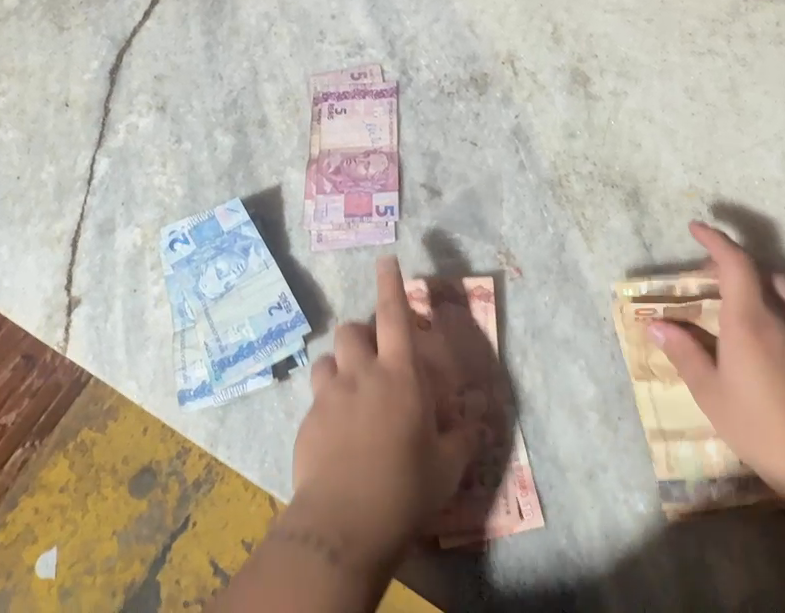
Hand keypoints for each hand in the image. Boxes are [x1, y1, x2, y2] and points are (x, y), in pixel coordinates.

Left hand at [289, 256, 475, 565]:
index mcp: (401, 377)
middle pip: (352, 330)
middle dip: (361, 333)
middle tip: (373, 356)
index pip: (394, 316)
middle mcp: (362, 376)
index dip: (390, 285)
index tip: (386, 260)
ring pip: (328, 360)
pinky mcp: (307, 422)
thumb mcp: (447, 467)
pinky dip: (328, 404)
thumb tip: (477, 423)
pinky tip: (337, 434)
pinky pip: (316, 398)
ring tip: (351, 392)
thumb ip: (462, 438)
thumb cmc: (405, 489)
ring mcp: (329, 397)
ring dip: (340, 367)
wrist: (343, 523)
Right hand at [648, 221, 784, 505]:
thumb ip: (683, 352)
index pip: (735, 262)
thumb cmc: (755, 425)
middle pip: (759, 269)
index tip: (696, 228)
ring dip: (760, 277)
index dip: (716, 240)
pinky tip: (784, 314)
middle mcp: (781, 315)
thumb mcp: (708, 391)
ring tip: (740, 291)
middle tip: (705, 273)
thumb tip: (656, 326)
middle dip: (730, 261)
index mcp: (749, 319)